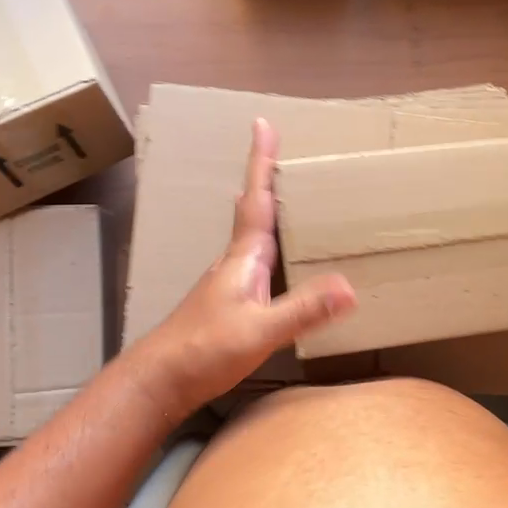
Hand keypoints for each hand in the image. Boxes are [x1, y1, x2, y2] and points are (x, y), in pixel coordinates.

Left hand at [130, 119, 356, 416]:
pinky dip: (268, 248)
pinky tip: (275, 264)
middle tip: (281, 154)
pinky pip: (255, 264)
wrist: (157, 382)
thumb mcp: (259, 331)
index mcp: (242, 259)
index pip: (256, 201)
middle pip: (253, 212)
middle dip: (266, 181)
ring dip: (266, 212)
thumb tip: (350, 288)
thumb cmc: (202, 351)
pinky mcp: (228, 306)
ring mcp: (228, 285)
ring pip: (252, 237)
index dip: (261, 163)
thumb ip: (302, 310)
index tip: (262, 124)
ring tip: (285, 199)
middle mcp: (233, 264)